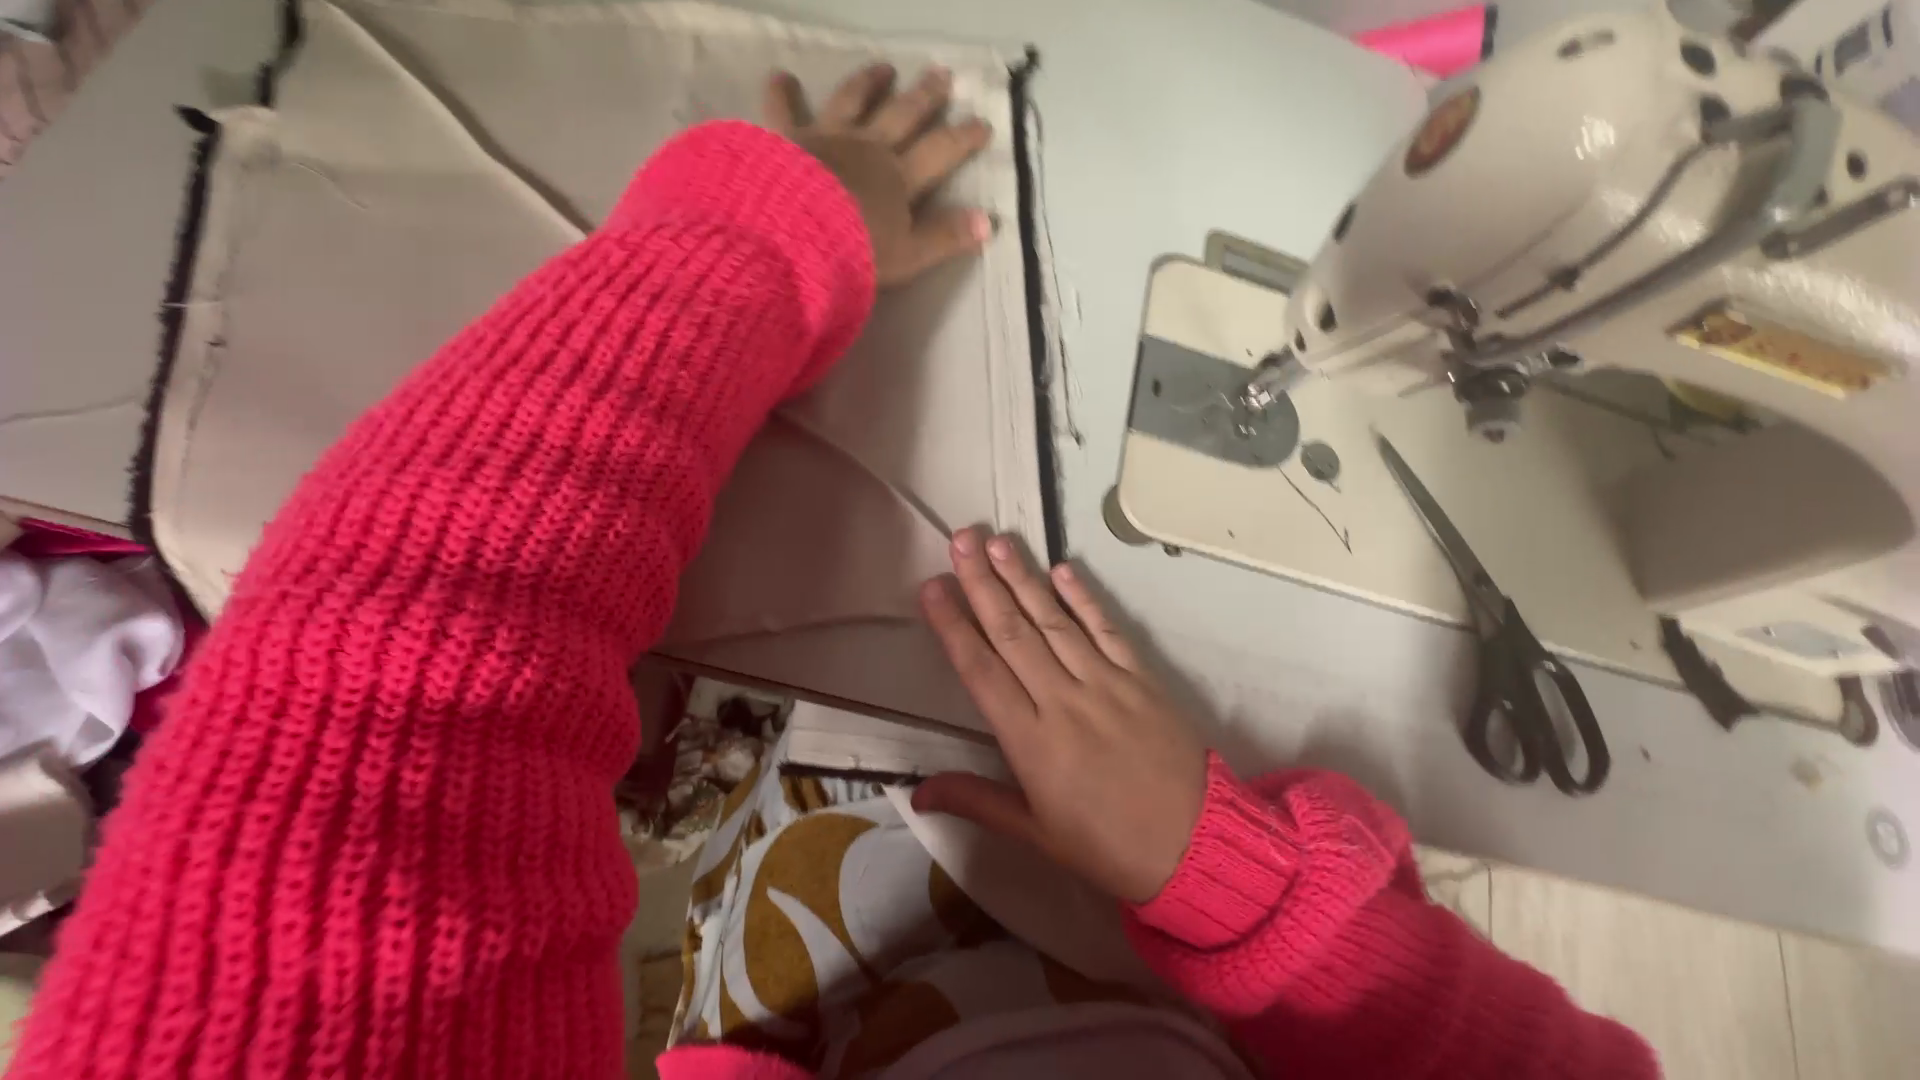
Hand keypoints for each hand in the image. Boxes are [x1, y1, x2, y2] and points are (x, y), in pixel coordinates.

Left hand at [764, 64, 994, 286]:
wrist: (798, 236)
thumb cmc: (856, 252)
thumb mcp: (910, 255)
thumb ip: (946, 237)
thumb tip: (989, 221)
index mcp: (900, 178)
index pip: (940, 152)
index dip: (963, 138)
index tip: (982, 123)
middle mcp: (868, 148)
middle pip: (902, 115)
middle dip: (925, 96)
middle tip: (942, 75)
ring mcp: (829, 138)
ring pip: (853, 101)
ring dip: (869, 82)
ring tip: (883, 67)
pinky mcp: (790, 139)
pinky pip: (784, 110)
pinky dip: (782, 93)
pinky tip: (781, 77)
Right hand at [913, 528, 1209, 904]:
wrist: (1198, 846)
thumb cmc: (1108, 846)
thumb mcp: (1036, 834)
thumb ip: (976, 800)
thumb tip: (915, 791)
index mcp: (1031, 740)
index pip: (981, 671)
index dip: (954, 626)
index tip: (932, 586)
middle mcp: (1063, 700)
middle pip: (1014, 633)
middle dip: (982, 584)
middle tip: (959, 539)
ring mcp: (1106, 683)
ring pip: (1055, 621)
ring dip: (1024, 579)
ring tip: (997, 542)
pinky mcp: (1141, 678)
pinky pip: (1107, 630)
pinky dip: (1084, 599)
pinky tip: (1062, 570)